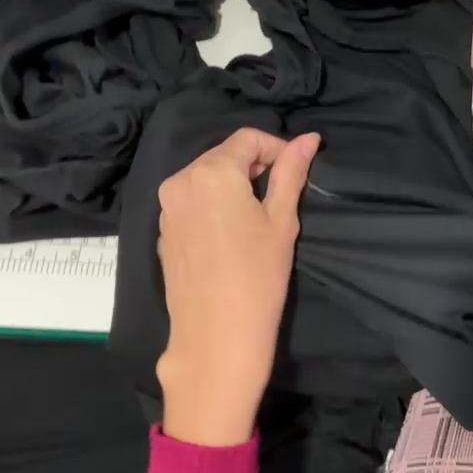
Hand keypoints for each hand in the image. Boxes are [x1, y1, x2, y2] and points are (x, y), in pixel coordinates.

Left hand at [156, 128, 319, 446]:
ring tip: (259, 218)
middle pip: (224, 156)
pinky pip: (193, 202)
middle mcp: (180, 181)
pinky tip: (234, 236)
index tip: (297, 171)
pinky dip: (216, 205)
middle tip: (282, 198)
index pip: (247, 138)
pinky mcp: (164, 232)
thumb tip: (308, 139)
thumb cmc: (258, 275)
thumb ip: (292, 173)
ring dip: (235, 186)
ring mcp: (167, 208)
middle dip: (255, 167)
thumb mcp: (282, 220)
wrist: (217, 334)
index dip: (277, 148)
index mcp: (211, 173)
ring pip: (207, 178)